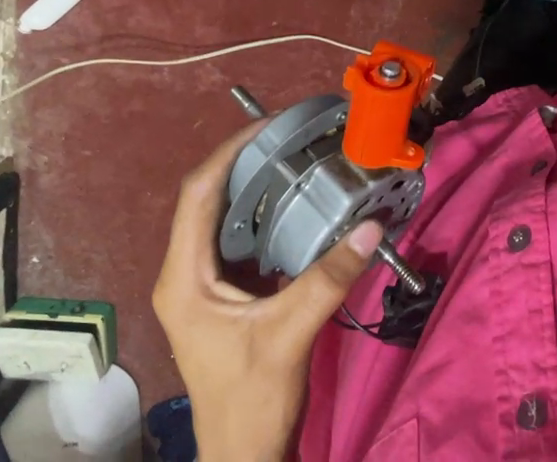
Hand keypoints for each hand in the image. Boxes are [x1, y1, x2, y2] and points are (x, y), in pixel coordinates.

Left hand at [153, 121, 383, 461]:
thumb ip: (328, 279)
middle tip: (294, 138)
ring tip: (299, 159)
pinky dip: (266, 215)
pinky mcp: (224, 294)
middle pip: (208, 200)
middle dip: (247, 164)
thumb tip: (371, 223)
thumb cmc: (251, 398)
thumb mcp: (290, 334)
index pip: (197, 196)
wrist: (243, 453)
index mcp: (185, 278)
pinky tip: (299, 206)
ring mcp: (203, 285)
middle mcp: (185, 273)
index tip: (269, 127)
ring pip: (224, 218)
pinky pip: (240, 239)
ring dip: (257, 187)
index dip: (229, 154)